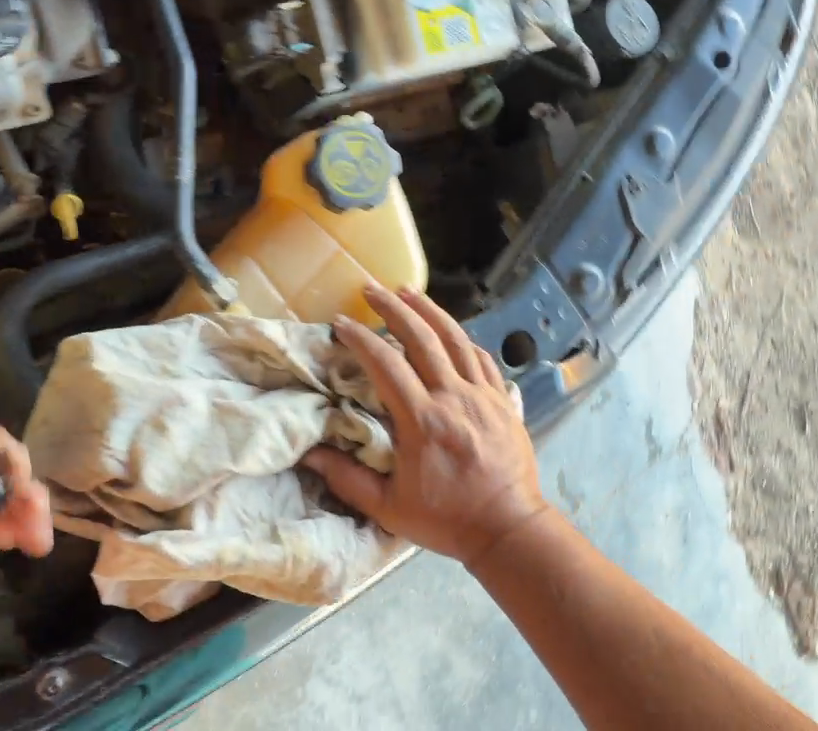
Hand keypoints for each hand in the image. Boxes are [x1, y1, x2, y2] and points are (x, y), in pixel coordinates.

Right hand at [302, 284, 549, 568]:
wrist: (510, 530)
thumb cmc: (446, 520)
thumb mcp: (389, 508)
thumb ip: (347, 479)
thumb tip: (308, 454)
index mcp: (423, 421)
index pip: (386, 364)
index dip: (360, 339)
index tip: (340, 324)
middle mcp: (454, 398)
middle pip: (422, 338)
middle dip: (393, 308)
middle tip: (370, 288)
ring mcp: (482, 395)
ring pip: (455, 338)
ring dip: (429, 310)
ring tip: (407, 290)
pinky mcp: (502, 400)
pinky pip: (481, 357)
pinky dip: (461, 337)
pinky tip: (448, 329)